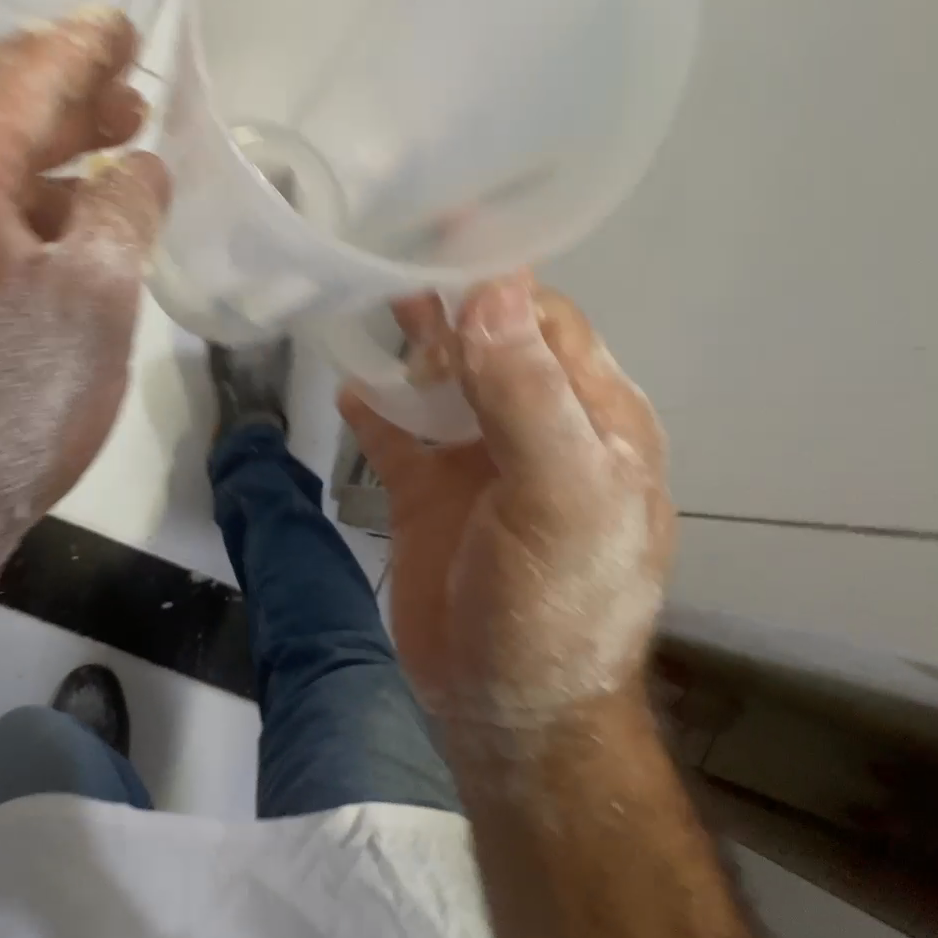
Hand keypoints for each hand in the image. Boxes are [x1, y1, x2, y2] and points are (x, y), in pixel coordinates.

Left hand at [0, 8, 169, 543]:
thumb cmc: (14, 400)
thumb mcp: (95, 295)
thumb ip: (123, 210)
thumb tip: (136, 168)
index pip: (24, 72)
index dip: (86, 47)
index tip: (129, 32)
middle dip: (70, 99)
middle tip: (131, 95)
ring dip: (51, 157)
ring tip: (113, 152)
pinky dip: (26, 211)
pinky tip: (69, 228)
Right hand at [339, 278, 674, 728]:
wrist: (504, 705)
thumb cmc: (552, 605)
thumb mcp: (559, 497)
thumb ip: (528, 397)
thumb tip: (493, 291)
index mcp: (592, 419)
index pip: (544, 324)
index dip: (495, 280)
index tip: (431, 233)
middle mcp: (537, 431)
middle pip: (487, 345)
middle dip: (442, 303)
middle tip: (378, 255)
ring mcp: (478, 465)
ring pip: (440, 386)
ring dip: (406, 347)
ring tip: (356, 300)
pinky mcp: (430, 499)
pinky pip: (399, 438)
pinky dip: (374, 409)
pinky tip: (345, 382)